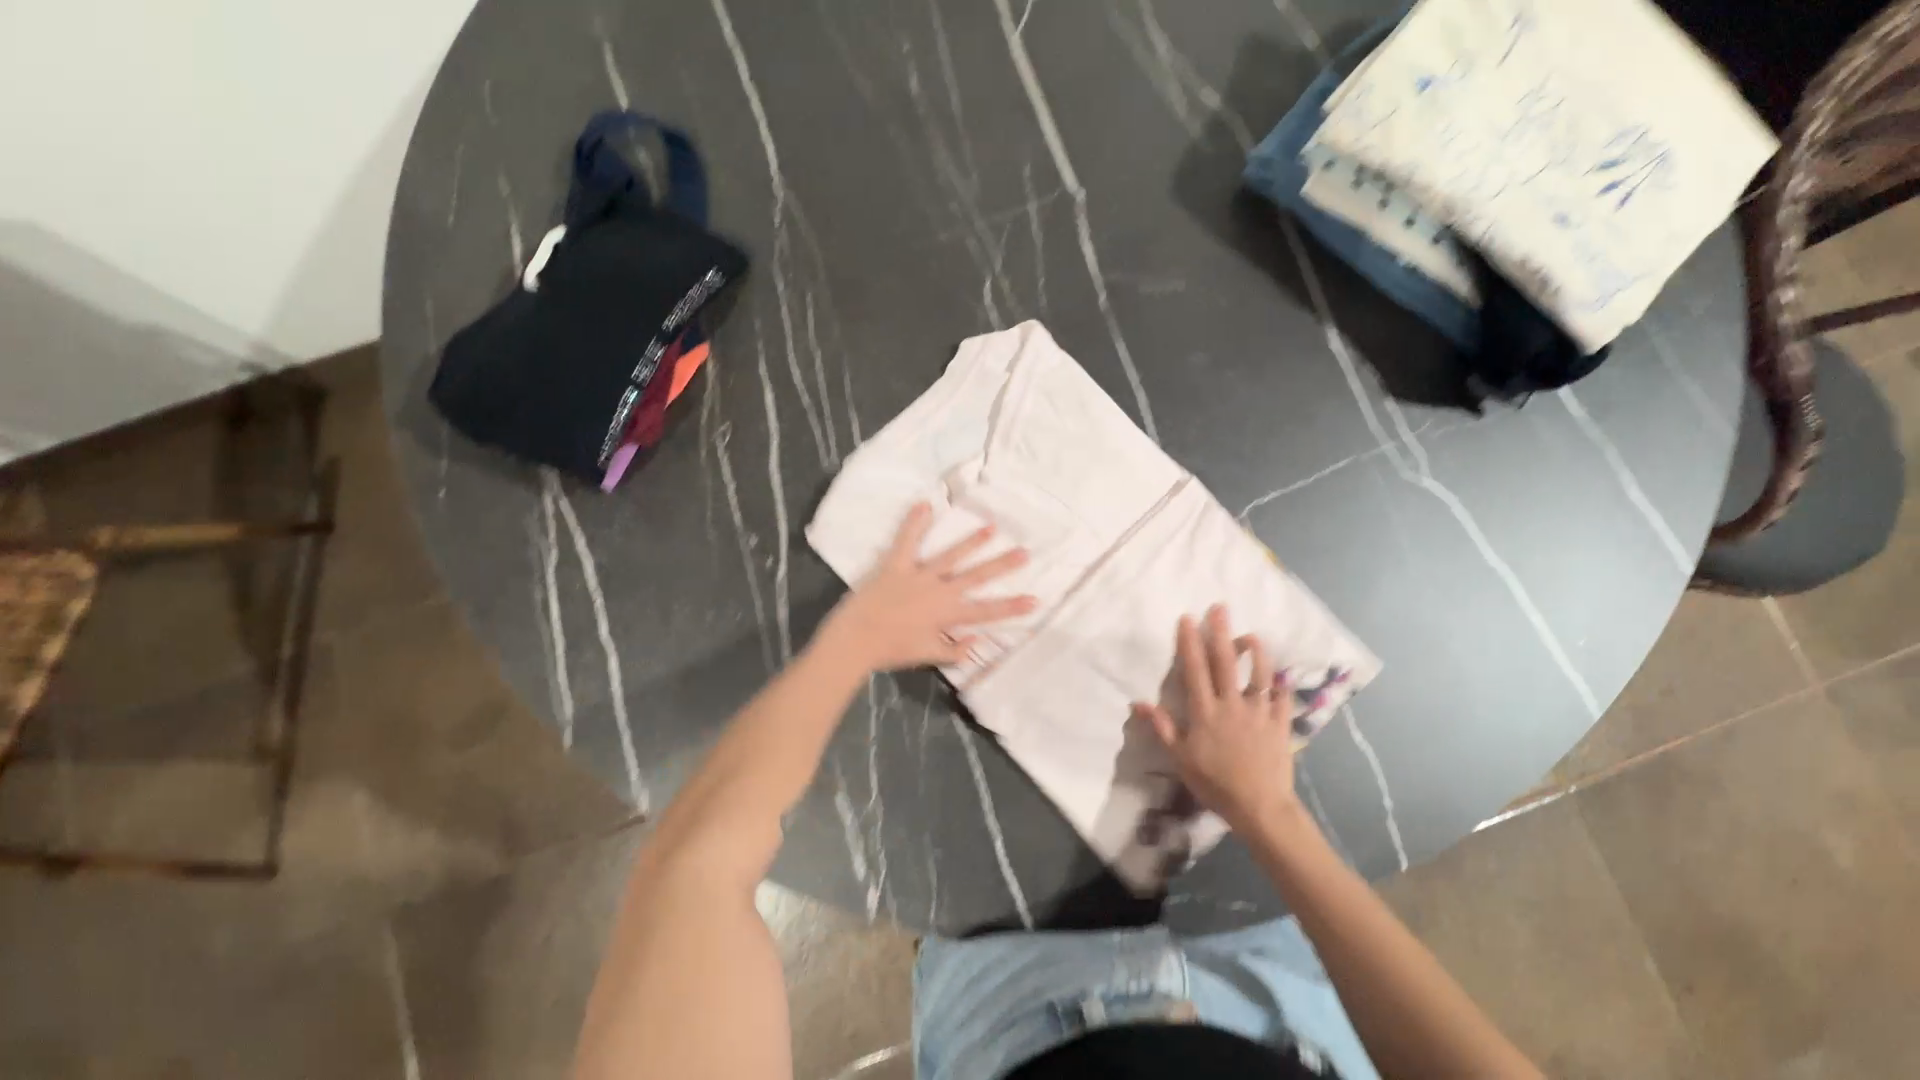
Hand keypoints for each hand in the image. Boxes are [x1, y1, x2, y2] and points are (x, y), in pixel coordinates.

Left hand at [819, 502, 1037, 672]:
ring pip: (951, 555)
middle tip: (1024, 552)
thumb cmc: (891, 651)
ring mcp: (918, 575)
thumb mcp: (927, 655)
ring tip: (991, 527)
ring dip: (972, 541)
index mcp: (947, 615)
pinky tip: (925, 504)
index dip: (1012, 607)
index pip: (987, 611)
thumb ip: (954, 651)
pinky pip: (906, 540)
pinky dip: (914, 522)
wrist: (855, 640)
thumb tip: (976, 642)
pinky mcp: (895, 565)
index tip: (1035, 599)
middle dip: (1002, 565)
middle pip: (977, 576)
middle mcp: (939, 591)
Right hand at [1132, 605, 1309, 835]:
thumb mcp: (1180, 759)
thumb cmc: (1214, 784)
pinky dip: (1282, 686)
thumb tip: (1140, 703)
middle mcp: (1232, 705)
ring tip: (1252, 635)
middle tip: (1219, 609)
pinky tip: (1282, 675)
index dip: (1190, 643)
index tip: (1187, 619)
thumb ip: (1163, 728)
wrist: (1258, 806)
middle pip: (1226, 663)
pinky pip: (1282, 700)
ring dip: (1256, 653)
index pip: (1195, 670)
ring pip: (1258, 675)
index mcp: (1205, 712)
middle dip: (1221, 633)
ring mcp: (1259, 713)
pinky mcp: (1280, 725)